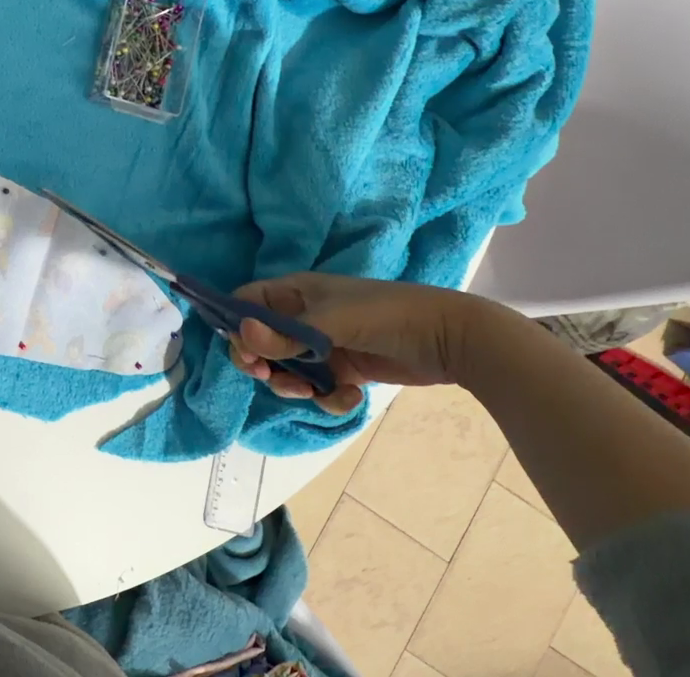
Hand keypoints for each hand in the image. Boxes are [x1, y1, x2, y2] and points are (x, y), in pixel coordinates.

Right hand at [226, 272, 502, 414]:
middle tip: (267, 376)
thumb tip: (241, 335)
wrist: (453, 339)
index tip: (245, 353)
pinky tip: (351, 398)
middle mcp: (302, 317)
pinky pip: (319, 388)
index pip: (246, 304)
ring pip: (286, 370)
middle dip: (262, 363)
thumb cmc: (386, 315)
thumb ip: (285, 335)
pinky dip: (328, 398)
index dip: (237, 327)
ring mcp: (322, 345)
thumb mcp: (331, 323)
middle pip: (260, 342)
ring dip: (292, 386)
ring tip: (311, 392)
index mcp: (294, 293)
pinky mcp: (344, 371)